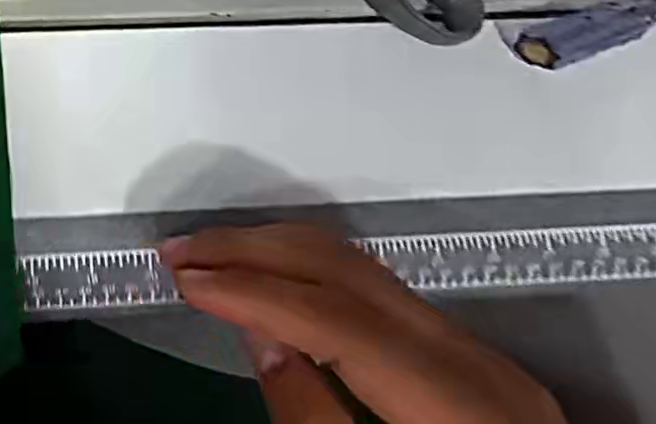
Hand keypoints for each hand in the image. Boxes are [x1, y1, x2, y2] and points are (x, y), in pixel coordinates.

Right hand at [160, 225, 564, 423]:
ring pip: (351, 263)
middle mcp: (474, 361)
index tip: (185, 279)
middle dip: (250, 252)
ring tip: (206, 253)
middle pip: (343, 270)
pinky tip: (262, 271)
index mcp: (465, 404)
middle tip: (180, 251)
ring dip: (268, 249)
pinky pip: (363, 282)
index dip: (252, 292)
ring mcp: (471, 348)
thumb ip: (316, 423)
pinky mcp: (456, 349)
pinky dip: (300, 267)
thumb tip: (256, 337)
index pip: (339, 318)